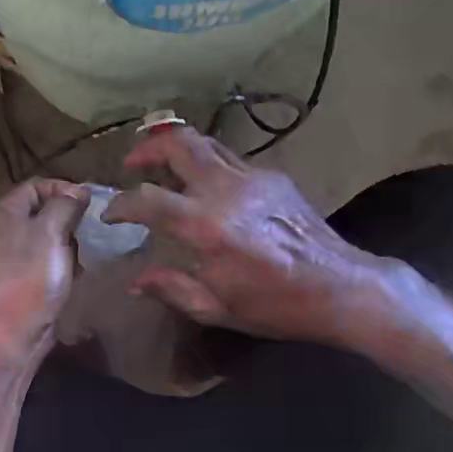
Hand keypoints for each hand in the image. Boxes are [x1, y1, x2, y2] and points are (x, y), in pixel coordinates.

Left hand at [0, 179, 90, 354]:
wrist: (12, 334)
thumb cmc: (30, 278)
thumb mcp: (51, 232)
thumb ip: (65, 205)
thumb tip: (79, 192)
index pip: (36, 186)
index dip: (65, 189)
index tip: (92, 205)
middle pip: (38, 211)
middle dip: (68, 218)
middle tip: (93, 229)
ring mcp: (1, 256)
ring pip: (41, 237)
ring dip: (66, 242)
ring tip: (87, 251)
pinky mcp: (12, 279)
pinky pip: (39, 259)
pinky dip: (57, 260)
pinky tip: (75, 271)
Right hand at [102, 129, 396, 347]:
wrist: (341, 288)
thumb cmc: (276, 307)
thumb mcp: (218, 309)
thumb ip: (172, 289)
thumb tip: (135, 281)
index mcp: (208, 228)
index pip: (149, 199)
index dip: (122, 204)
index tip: (111, 214)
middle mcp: (227, 191)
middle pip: (179, 144)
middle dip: (148, 148)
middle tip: (132, 164)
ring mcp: (254, 178)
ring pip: (206, 143)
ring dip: (177, 148)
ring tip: (163, 165)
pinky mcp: (274, 177)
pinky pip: (230, 159)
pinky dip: (208, 164)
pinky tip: (206, 187)